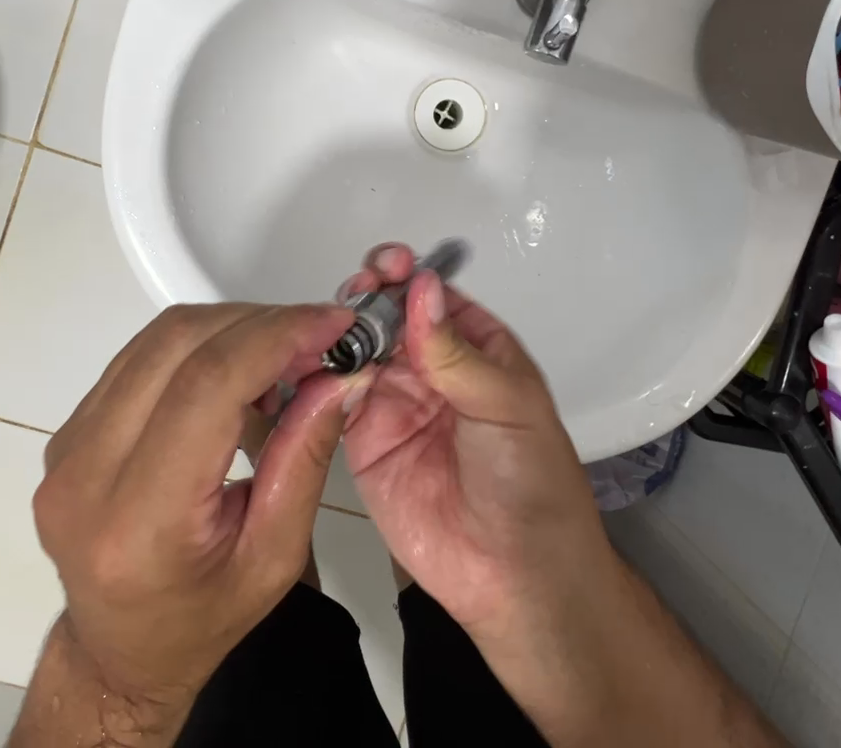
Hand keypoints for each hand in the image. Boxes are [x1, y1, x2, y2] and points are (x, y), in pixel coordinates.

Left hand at [17, 302, 355, 744]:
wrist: (117, 652)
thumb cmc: (202, 620)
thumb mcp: (275, 558)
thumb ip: (305, 459)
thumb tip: (341, 376)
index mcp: (139, 520)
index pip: (207, 388)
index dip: (276, 338)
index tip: (334, 323)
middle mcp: (86, 472)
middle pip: (179, 346)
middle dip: (262, 322)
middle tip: (320, 335)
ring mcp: (68, 446)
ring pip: (158, 339)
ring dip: (234, 325)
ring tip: (288, 349)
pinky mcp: (69, 430)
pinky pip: (142, 356)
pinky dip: (203, 343)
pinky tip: (243, 364)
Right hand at [334, 244, 612, 634]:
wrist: (513, 576)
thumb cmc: (531, 482)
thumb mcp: (508, 406)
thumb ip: (458, 352)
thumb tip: (422, 287)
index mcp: (476, 351)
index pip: (435, 299)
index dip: (410, 276)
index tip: (390, 263)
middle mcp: (432, 370)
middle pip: (391, 317)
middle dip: (371, 295)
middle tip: (356, 289)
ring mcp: (394, 404)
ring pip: (359, 351)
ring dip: (342, 330)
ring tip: (328, 322)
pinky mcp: (363, 441)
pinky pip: (334, 399)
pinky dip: (319, 377)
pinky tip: (309, 361)